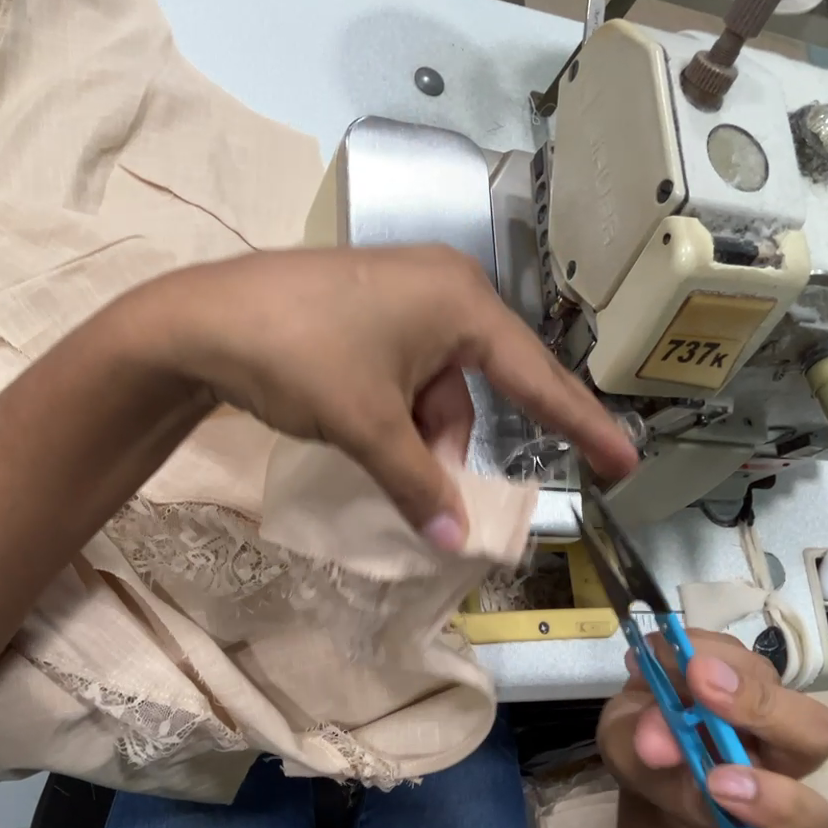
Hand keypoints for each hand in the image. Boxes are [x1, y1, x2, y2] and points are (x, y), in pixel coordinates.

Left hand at [125, 246, 639, 549]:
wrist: (202, 321)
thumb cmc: (299, 357)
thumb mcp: (367, 427)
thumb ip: (416, 483)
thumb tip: (452, 540)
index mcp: (461, 302)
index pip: (537, 376)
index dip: (583, 425)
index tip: (625, 462)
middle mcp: (444, 288)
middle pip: (479, 386)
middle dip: (453, 443)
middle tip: (427, 488)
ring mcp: (404, 294)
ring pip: (437, 385)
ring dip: (417, 431)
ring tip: (372, 453)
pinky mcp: (370, 308)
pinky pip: (407, 371)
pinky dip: (396, 411)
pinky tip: (362, 430)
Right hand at [598, 630, 827, 827]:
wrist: (641, 735)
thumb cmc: (649, 768)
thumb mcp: (637, 772)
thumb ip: (647, 760)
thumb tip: (653, 741)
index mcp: (764, 809)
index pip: (806, 820)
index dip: (776, 804)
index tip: (716, 783)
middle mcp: (779, 756)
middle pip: (814, 733)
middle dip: (760, 708)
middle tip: (700, 681)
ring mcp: (766, 705)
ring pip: (764, 678)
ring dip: (711, 664)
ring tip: (656, 661)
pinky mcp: (742, 668)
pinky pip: (731, 650)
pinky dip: (693, 644)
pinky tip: (657, 650)